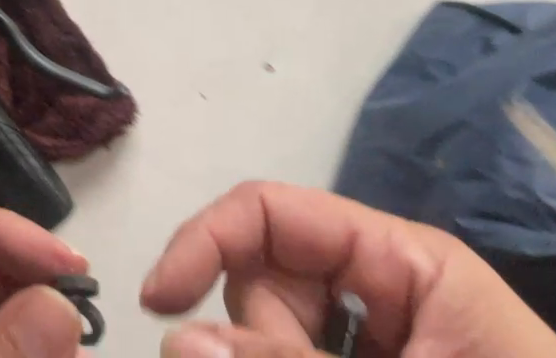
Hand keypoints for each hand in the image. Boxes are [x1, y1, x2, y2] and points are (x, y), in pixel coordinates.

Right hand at [140, 182, 555, 357]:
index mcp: (398, 259)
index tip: (156, 302)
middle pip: (259, 284)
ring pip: (267, 333)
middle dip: (260, 340)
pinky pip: (289, 352)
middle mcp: (374, 288)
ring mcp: (366, 342)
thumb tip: (177, 340)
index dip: (203, 241)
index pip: (268, 211)